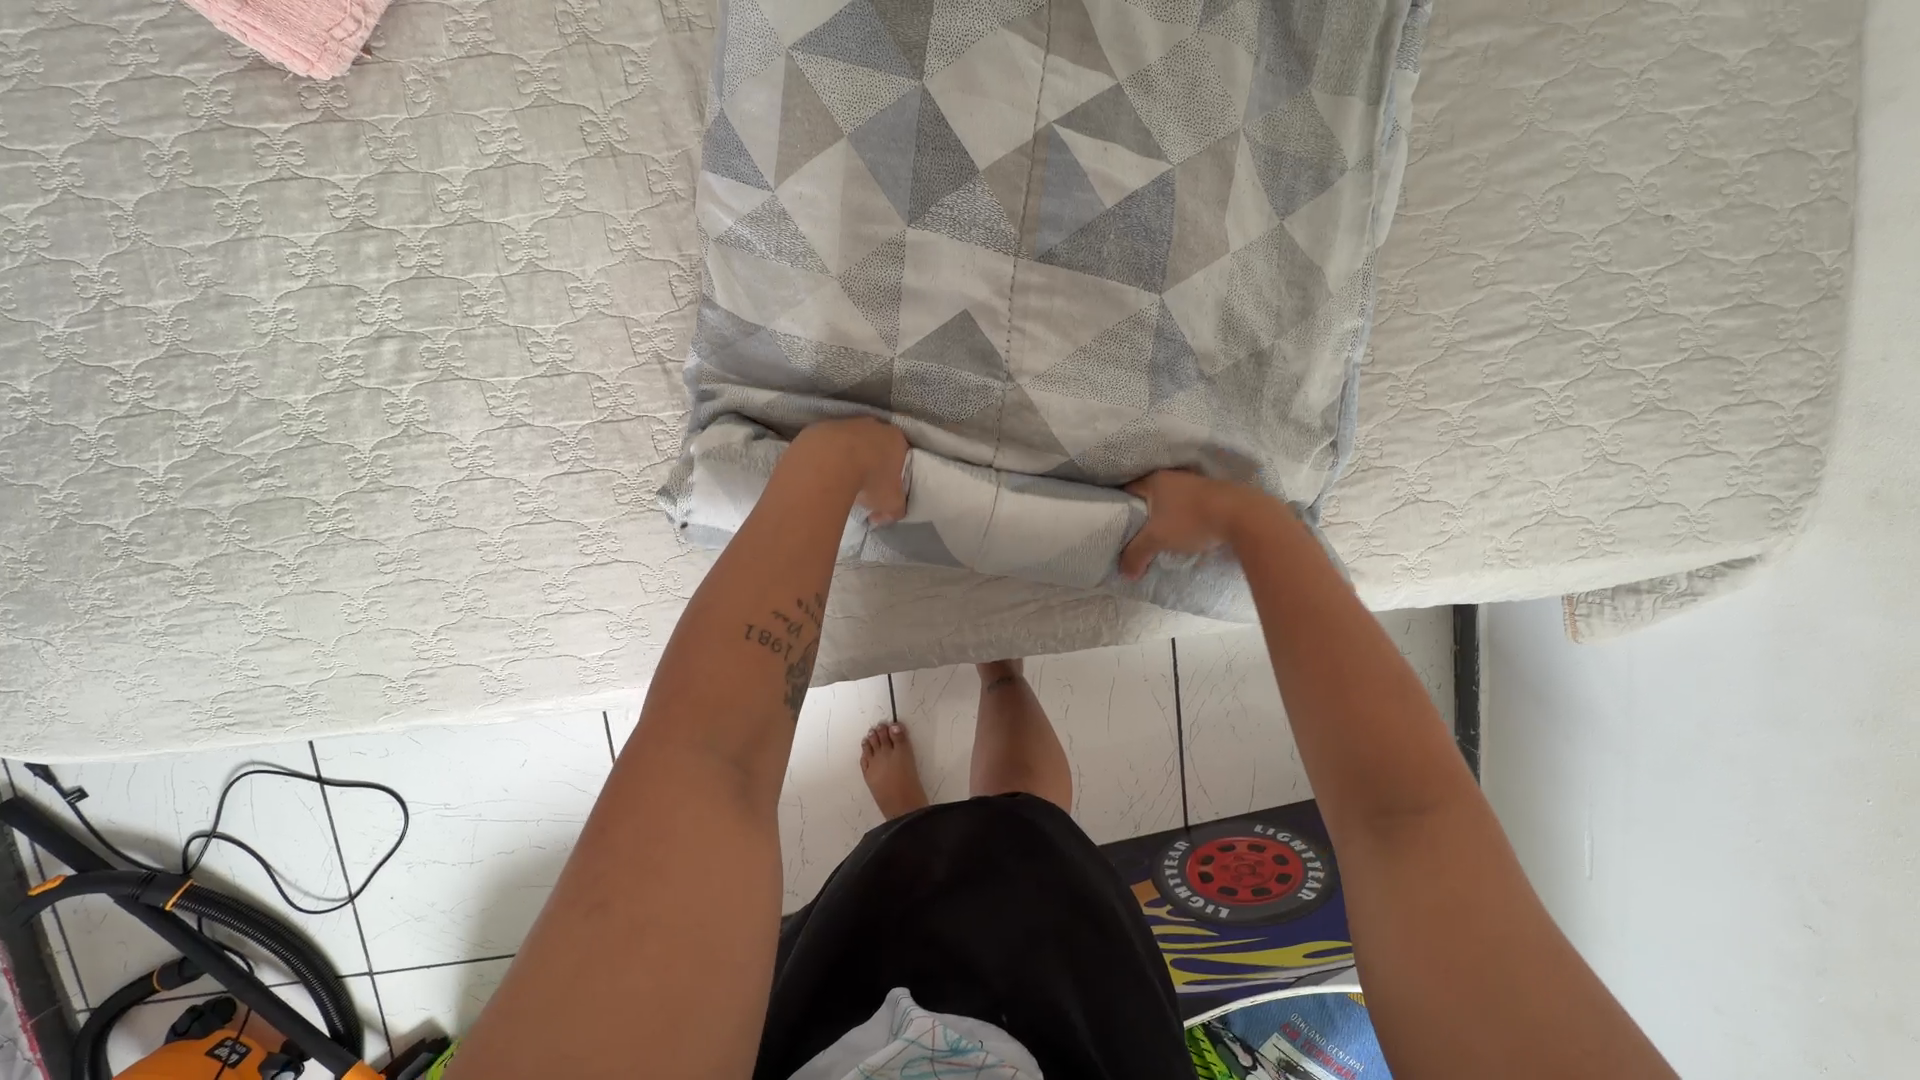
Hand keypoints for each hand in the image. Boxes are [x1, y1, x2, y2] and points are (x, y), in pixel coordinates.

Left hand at [795, 417, 908, 525]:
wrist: (828, 463)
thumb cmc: (869, 480)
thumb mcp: (891, 503)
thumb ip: (894, 509)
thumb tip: (883, 516)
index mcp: (895, 439)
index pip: (900, 454)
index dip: (894, 472)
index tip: (885, 489)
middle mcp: (873, 425)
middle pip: (874, 445)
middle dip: (870, 462)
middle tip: (863, 485)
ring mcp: (845, 423)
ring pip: (849, 442)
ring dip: (846, 458)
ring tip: (839, 481)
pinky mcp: (820, 427)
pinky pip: (826, 445)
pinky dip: (826, 457)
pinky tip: (822, 474)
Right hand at [1118, 469, 1264, 579]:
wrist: (1243, 516)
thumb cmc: (1191, 520)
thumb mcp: (1157, 539)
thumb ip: (1136, 554)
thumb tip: (1124, 573)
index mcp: (1154, 480)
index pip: (1126, 489)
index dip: (1116, 505)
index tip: (1111, 522)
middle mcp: (1174, 477)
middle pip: (1148, 496)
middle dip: (1140, 513)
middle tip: (1131, 533)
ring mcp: (1195, 484)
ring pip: (1170, 501)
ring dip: (1163, 516)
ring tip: (1156, 536)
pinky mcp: (1213, 496)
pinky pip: (1188, 506)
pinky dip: (1182, 518)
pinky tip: (1182, 532)